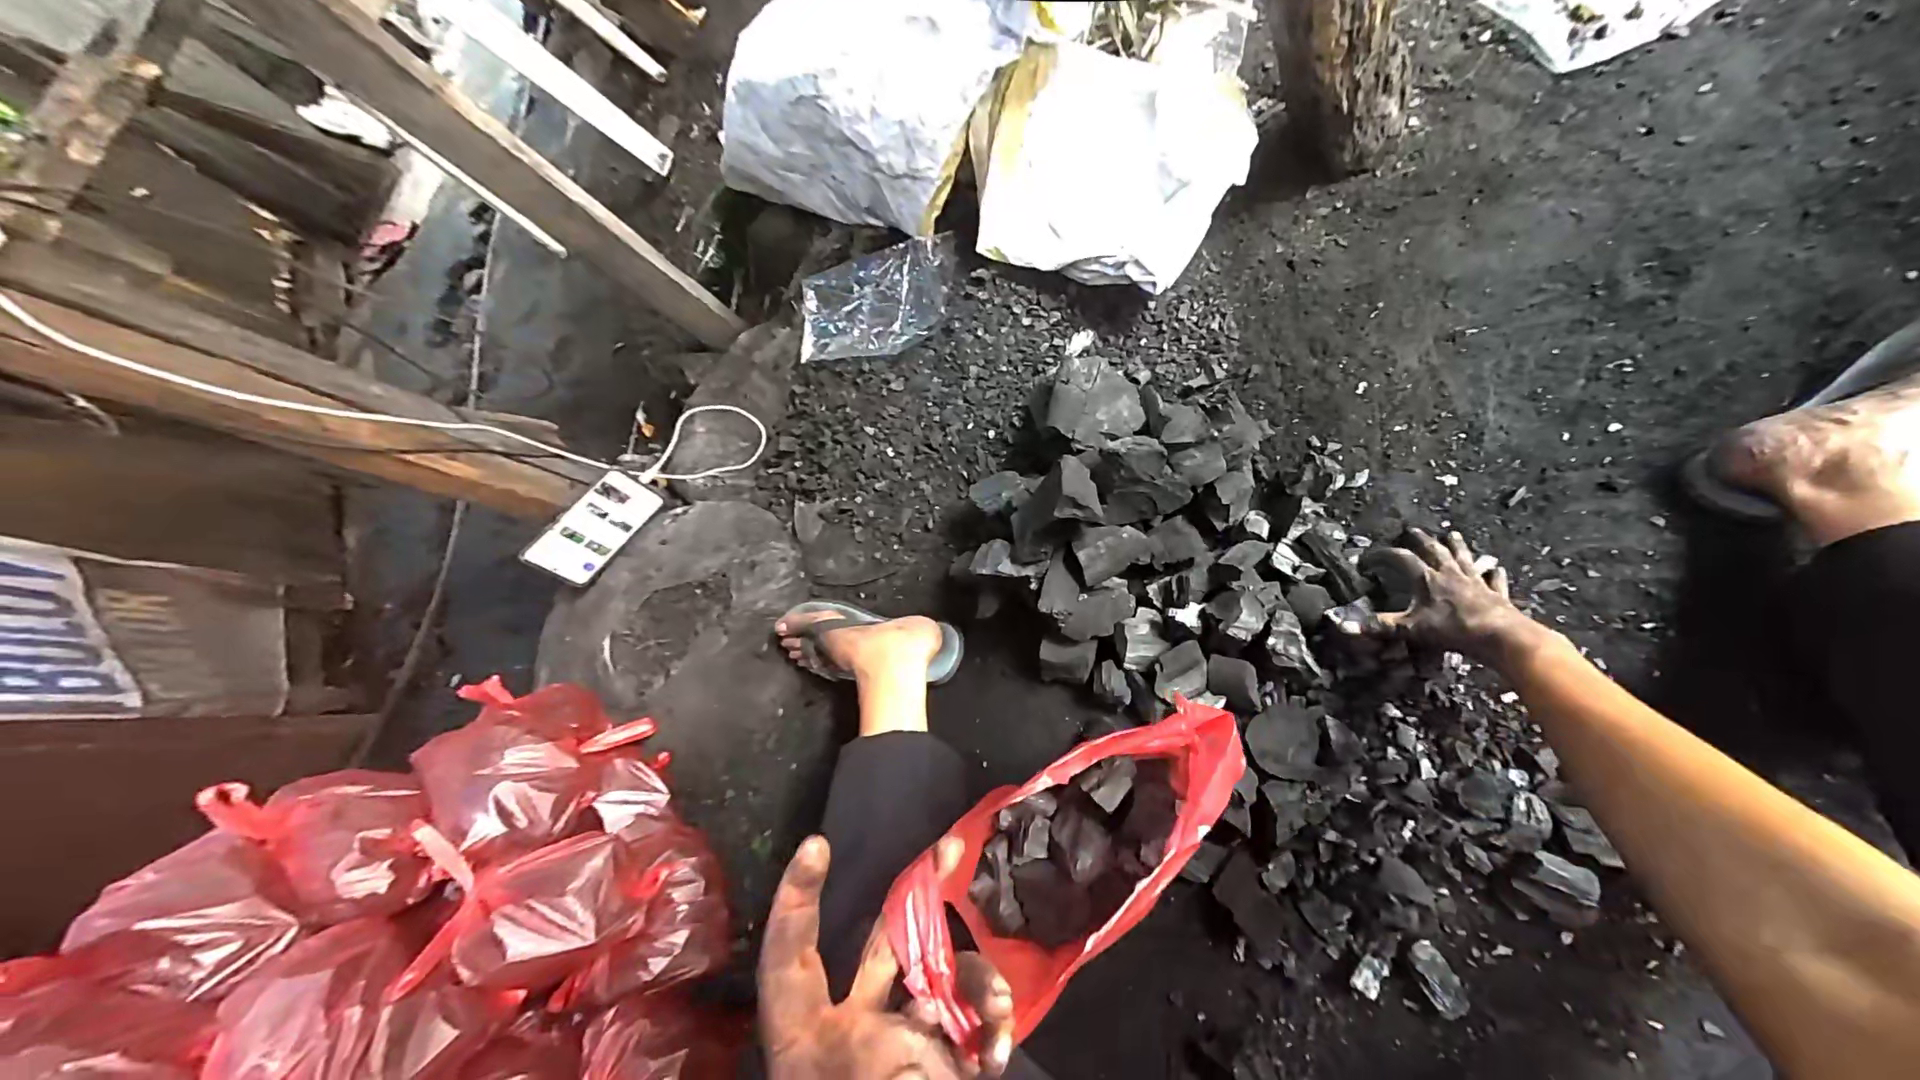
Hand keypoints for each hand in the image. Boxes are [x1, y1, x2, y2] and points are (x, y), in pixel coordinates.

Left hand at [759, 836, 1014, 1078]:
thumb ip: (900, 1063)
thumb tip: (942, 1020)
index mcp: (808, 1040)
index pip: (791, 959)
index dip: (797, 902)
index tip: (817, 848)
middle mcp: (854, 1028)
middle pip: (882, 943)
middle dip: (918, 894)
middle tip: (951, 847)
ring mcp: (901, 1040)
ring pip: (938, 975)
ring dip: (971, 977)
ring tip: (992, 1012)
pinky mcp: (939, 1059)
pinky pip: (969, 1018)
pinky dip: (988, 1019)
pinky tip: (996, 1044)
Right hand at [1360, 529, 1546, 667]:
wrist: (1501, 636)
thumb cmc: (1453, 630)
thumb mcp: (1410, 629)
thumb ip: (1379, 626)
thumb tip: (1343, 626)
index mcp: (1427, 579)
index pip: (1401, 559)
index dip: (1382, 556)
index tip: (1367, 559)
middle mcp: (1451, 574)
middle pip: (1434, 550)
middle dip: (1421, 540)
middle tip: (1413, 531)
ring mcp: (1475, 582)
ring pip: (1464, 558)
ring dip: (1457, 546)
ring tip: (1453, 534)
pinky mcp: (1496, 593)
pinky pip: (1493, 579)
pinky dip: (1492, 573)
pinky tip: (1494, 569)